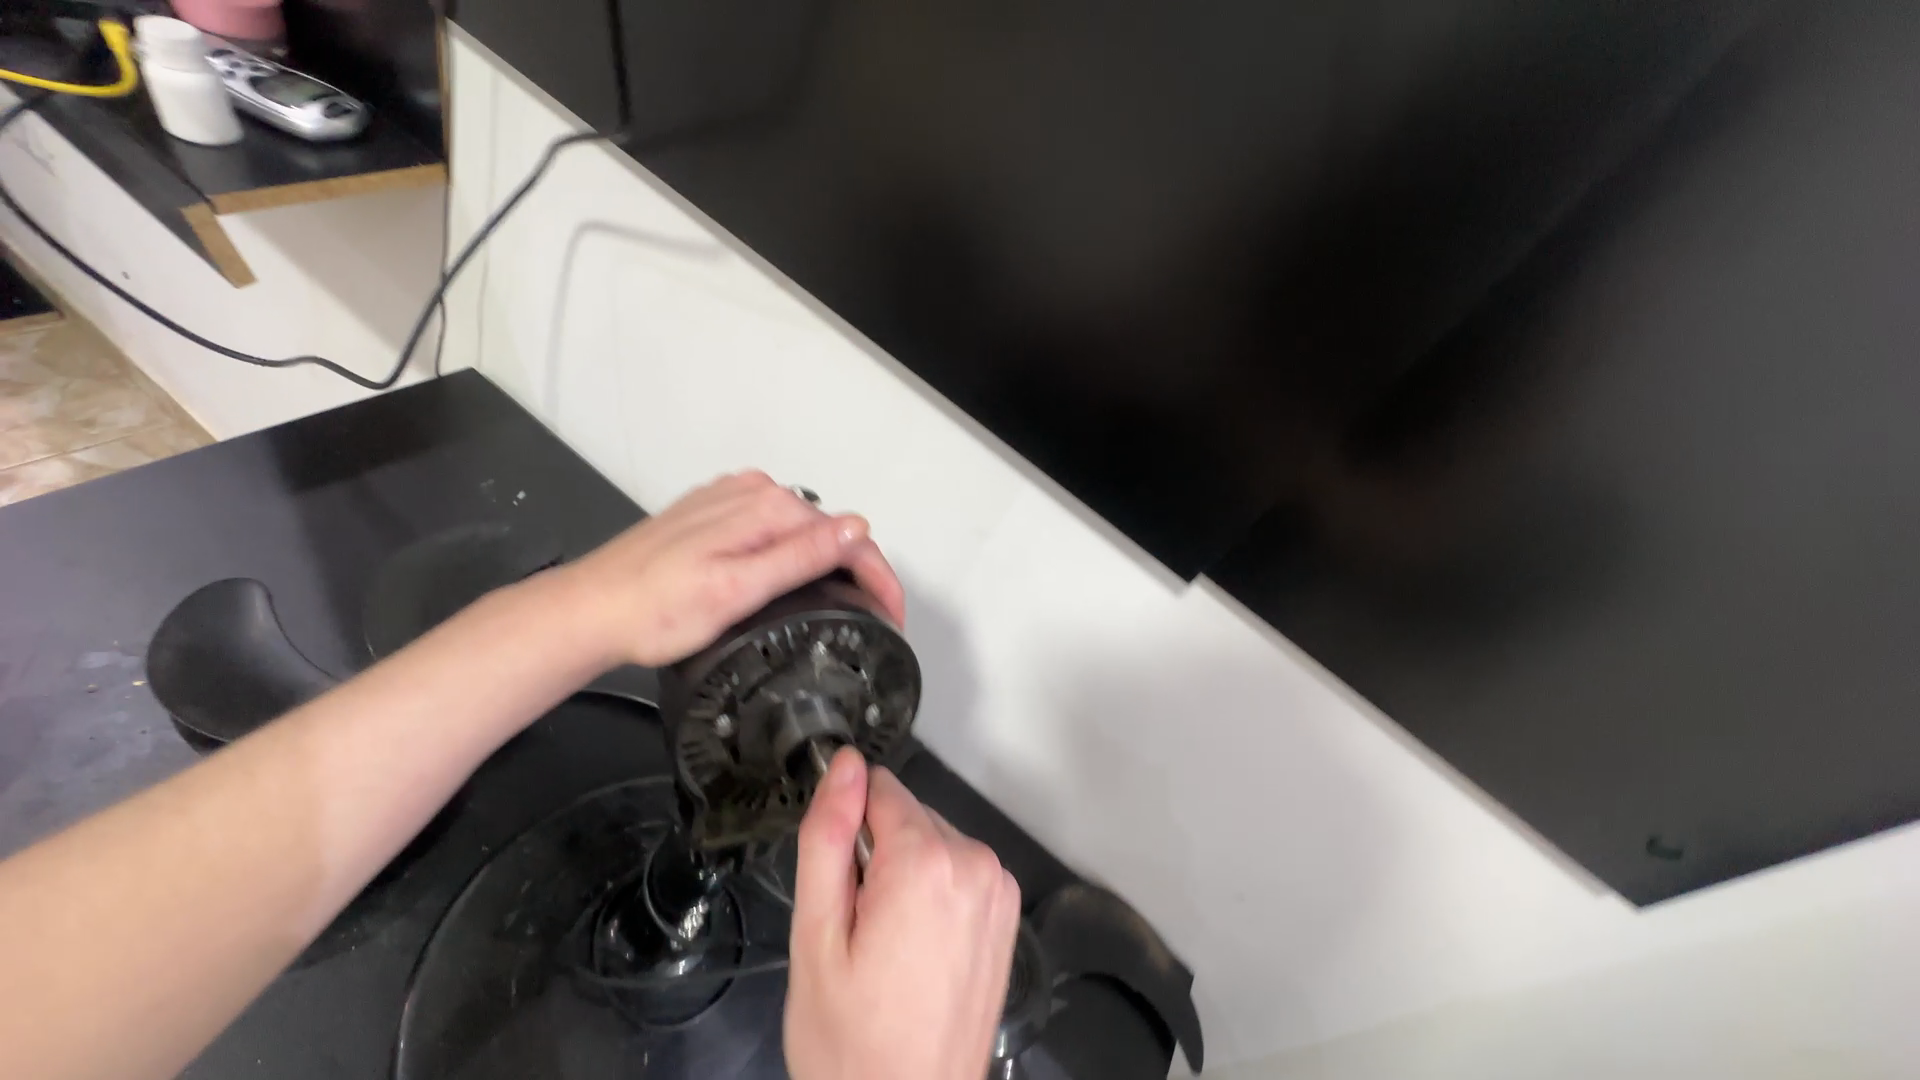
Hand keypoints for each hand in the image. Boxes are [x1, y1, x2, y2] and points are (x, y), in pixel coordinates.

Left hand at [553, 470, 905, 667]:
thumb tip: (857, 528)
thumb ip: (800, 556)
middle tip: (874, 617)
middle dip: (858, 568)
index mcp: (764, 507)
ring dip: (829, 560)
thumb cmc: (656, 611)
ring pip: (802, 527)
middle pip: (827, 528)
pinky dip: (795, 552)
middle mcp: (751, 492)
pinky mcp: (714, 513)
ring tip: (846, 603)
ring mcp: (730, 500)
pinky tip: (795, 577)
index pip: (846, 535)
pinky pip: (773, 527)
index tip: (892, 615)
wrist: (591, 610)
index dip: (878, 576)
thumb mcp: (738, 589)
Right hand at [785, 749, 1020, 1079]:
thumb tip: (844, 764)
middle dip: (876, 854)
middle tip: (857, 925)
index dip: (847, 827)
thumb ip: (828, 836)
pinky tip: (916, 948)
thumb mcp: (817, 935)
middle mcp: (975, 861)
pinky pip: (957, 868)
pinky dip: (933, 892)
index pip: (878, 787)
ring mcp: (998, 886)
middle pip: (906, 815)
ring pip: (931, 839)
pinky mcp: (1006, 910)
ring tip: (886, 944)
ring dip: (904, 874)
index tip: (838, 879)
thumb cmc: (852, 1039)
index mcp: (926, 860)